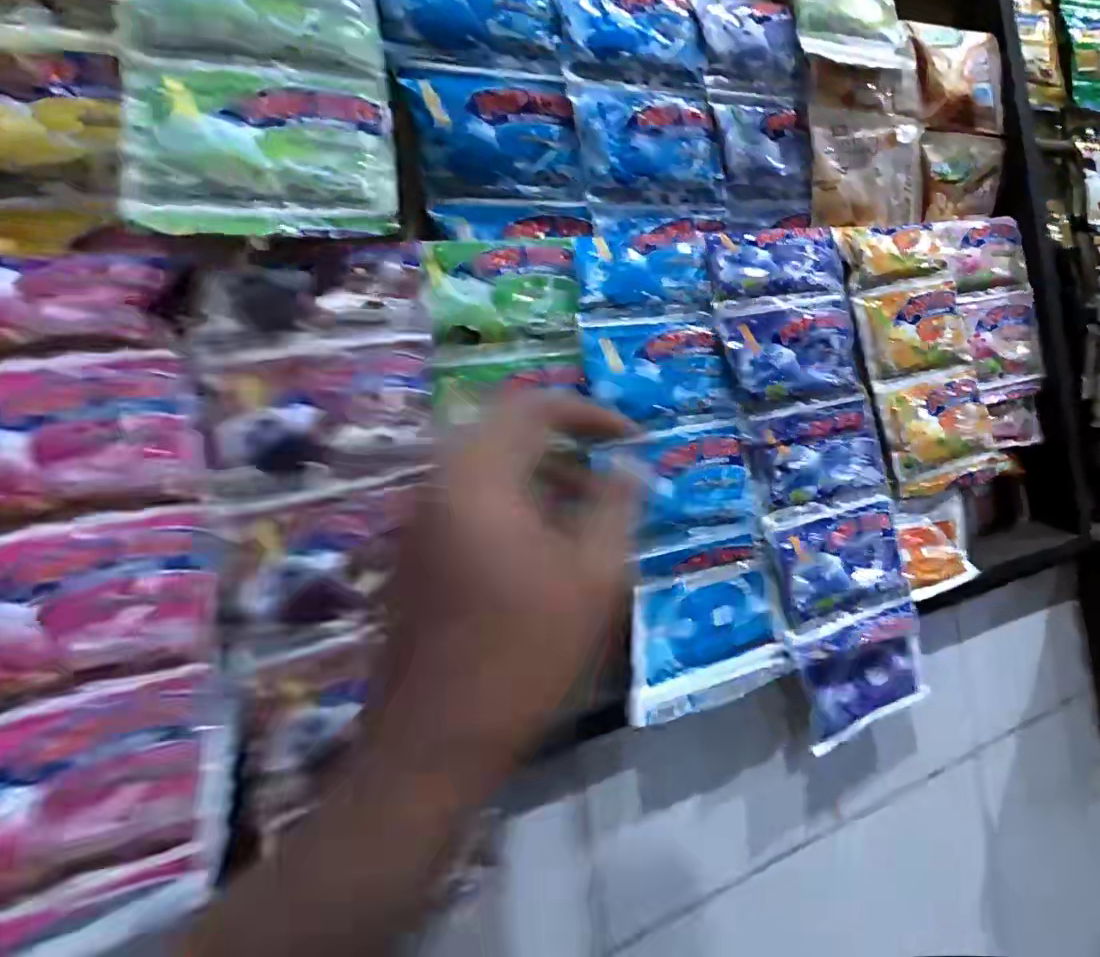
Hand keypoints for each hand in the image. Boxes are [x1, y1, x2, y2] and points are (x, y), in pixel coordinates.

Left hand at [366, 392, 638, 788]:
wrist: (437, 740)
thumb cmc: (528, 648)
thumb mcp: (596, 571)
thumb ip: (618, 504)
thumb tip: (632, 463)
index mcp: (478, 483)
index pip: (531, 407)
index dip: (591, 411)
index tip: (635, 437)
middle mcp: (437, 491)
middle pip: (504, 431)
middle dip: (570, 439)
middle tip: (618, 465)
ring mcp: (419, 526)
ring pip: (488, 468)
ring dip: (547, 472)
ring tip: (598, 508)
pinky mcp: (416, 558)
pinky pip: (473, 502)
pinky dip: (521, 501)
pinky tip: (557, 545)